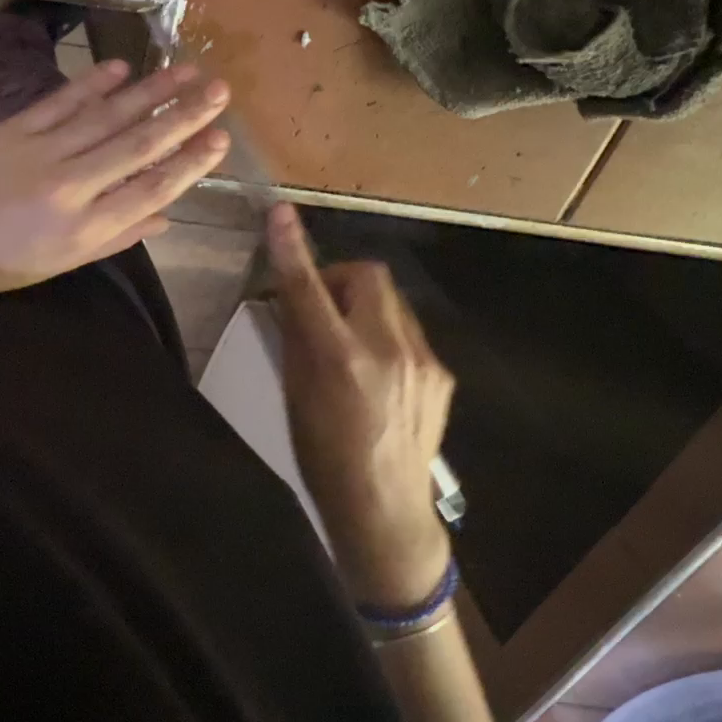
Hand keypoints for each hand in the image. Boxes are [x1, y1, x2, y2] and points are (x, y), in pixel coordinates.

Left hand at [0, 60, 229, 296]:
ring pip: (106, 117)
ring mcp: (41, 152)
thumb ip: (116, 237)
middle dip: (183, 115)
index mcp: (84, 229)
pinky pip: (62, 102)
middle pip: (137, 145)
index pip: (151, 189)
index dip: (190, 163)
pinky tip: (122, 68)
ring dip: (150, 91)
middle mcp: (70, 187)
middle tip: (221, 90)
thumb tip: (168, 217)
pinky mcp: (15, 129)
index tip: (222, 139)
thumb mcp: (61, 263)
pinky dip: (93, 84)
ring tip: (187, 69)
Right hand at [264, 202, 453, 608]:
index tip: (280, 213)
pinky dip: (382, 333)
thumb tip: (288, 297)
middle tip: (318, 304)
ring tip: (345, 340)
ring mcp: (422, 361)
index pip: (308, 288)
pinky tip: (373, 369)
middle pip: (366, 275)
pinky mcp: (441, 374)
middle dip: (338, 276)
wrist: (384, 508)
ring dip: (360, 304)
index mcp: (339, 360)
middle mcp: (387, 351)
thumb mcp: (294, 395)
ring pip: (389, 301)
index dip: (291, 248)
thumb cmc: (322, 456)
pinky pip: (407, 332)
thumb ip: (296, 338)